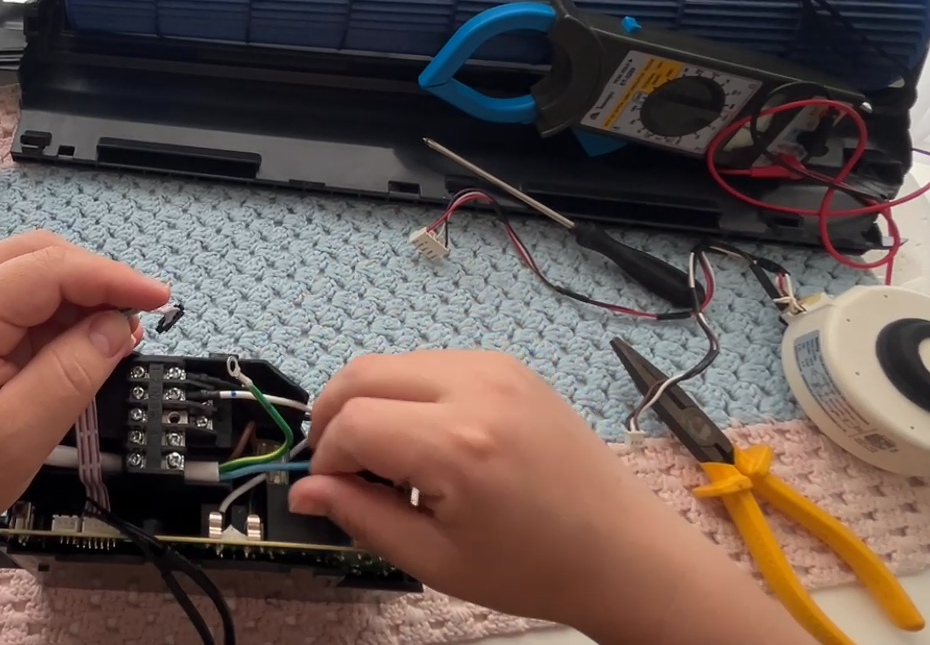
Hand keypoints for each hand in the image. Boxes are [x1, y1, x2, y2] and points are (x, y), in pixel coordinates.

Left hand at [0, 230, 169, 566]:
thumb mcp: (18, 435)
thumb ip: (73, 372)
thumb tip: (119, 324)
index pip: (49, 268)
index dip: (110, 276)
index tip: (160, 297)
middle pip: (38, 254)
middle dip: (94, 277)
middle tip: (137, 316)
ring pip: (29, 269)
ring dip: (77, 292)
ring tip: (113, 334)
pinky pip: (16, 296)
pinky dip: (55, 310)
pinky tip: (77, 341)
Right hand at [288, 351, 810, 643]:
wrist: (629, 554)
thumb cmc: (533, 569)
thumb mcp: (436, 561)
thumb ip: (360, 516)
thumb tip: (301, 490)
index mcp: (460, 445)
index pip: (353, 423)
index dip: (327, 456)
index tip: (330, 487)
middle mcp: (473, 386)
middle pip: (360, 373)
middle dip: (332, 414)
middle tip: (339, 461)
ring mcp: (491, 364)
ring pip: (388, 362)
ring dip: (366, 400)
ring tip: (385, 452)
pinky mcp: (503, 360)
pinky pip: (425, 361)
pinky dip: (402, 391)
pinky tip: (422, 434)